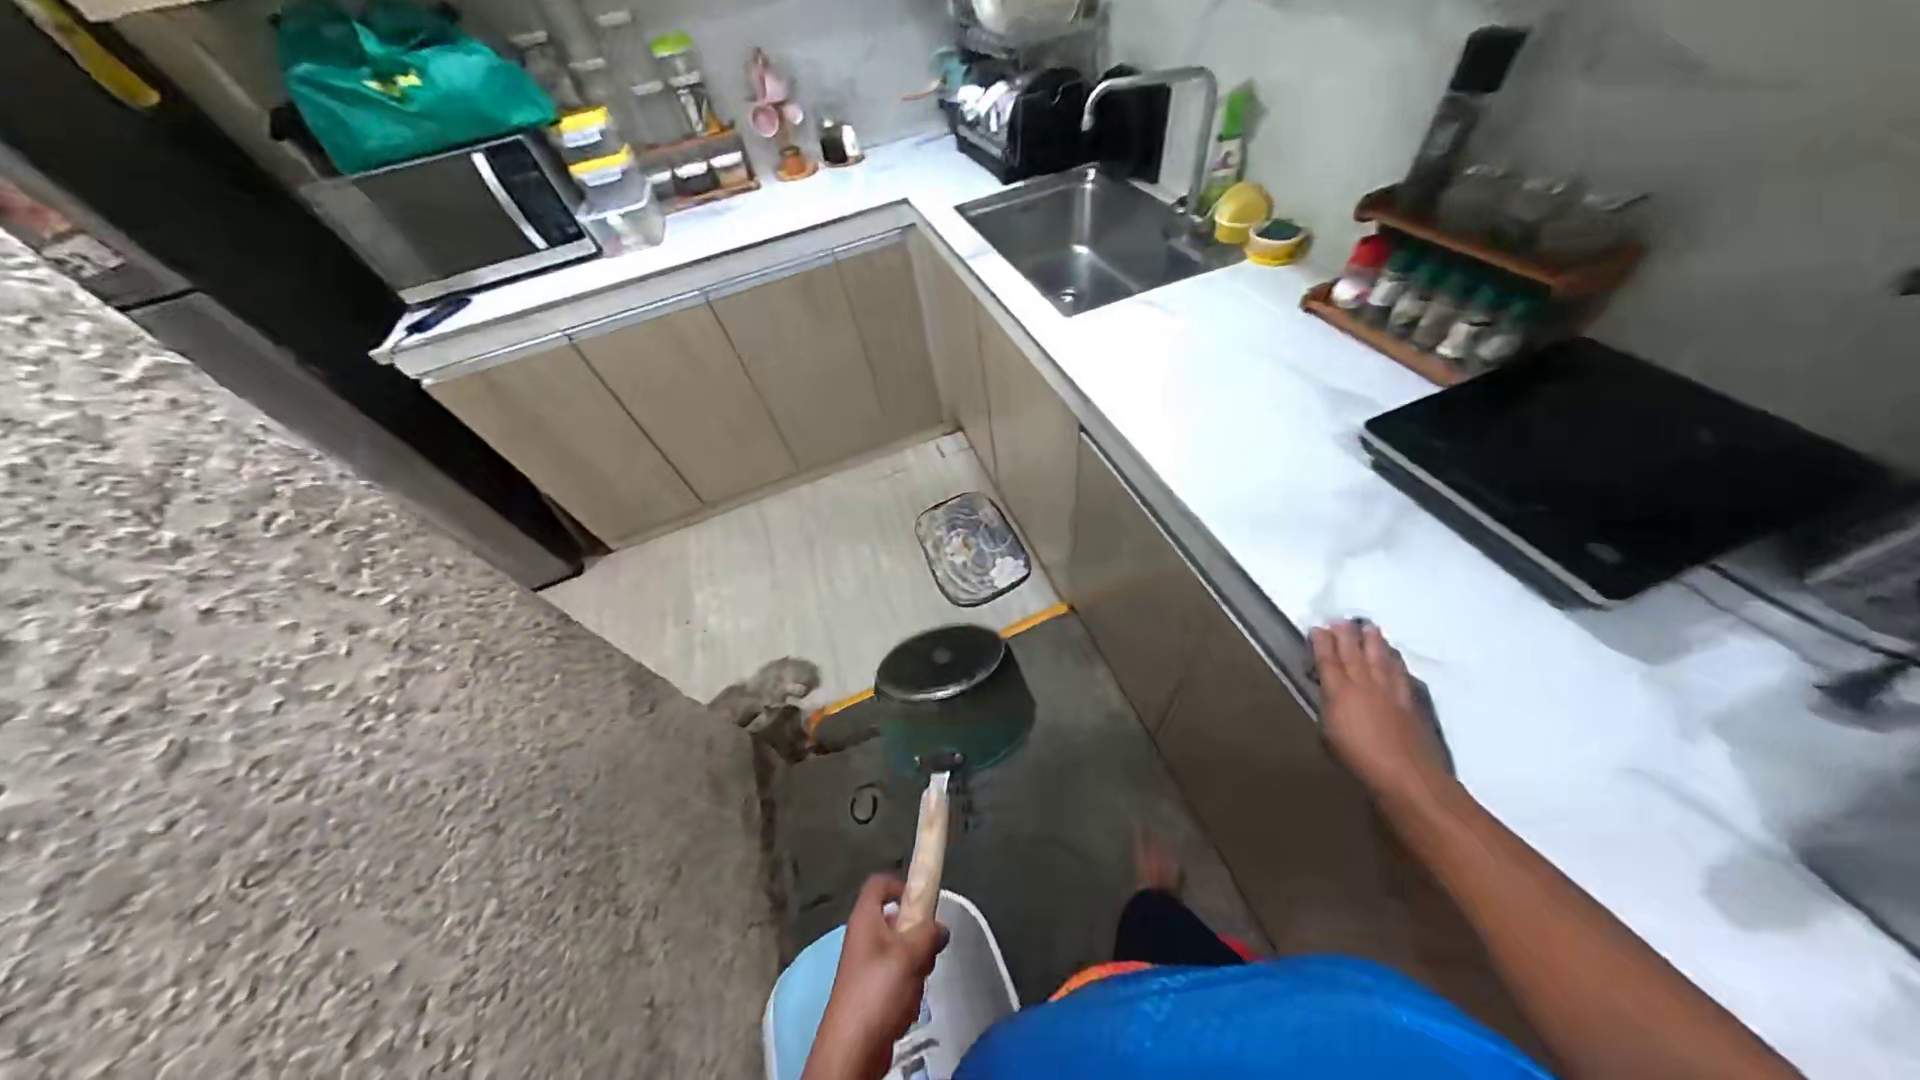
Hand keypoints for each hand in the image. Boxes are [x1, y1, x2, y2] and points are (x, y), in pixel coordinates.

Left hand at [802, 875, 948, 1079]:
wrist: (852, 1049)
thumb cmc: (877, 991)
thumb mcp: (910, 954)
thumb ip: (929, 934)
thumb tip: (941, 927)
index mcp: (865, 918)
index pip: (880, 883)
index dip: (902, 884)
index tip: (924, 901)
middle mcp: (864, 937)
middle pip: (897, 919)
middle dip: (918, 935)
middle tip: (926, 950)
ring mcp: (867, 965)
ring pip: (902, 951)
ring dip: (915, 966)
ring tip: (915, 984)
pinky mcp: (872, 991)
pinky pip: (898, 978)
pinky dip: (907, 989)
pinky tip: (907, 1007)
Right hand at [1311, 620, 1450, 803]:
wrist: (1404, 773)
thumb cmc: (1357, 758)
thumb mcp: (1327, 734)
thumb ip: (1327, 709)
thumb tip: (1328, 695)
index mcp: (1339, 692)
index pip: (1328, 660)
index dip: (1322, 643)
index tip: (1318, 629)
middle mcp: (1364, 684)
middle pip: (1353, 652)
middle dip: (1346, 634)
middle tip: (1342, 620)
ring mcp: (1389, 690)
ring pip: (1379, 658)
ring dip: (1373, 641)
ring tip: (1369, 627)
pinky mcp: (1408, 700)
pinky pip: (1399, 672)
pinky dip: (1394, 660)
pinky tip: (1393, 655)